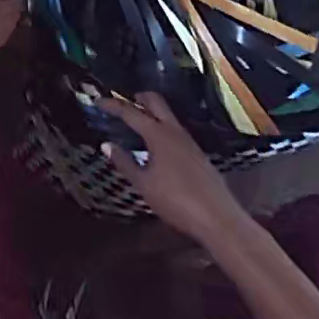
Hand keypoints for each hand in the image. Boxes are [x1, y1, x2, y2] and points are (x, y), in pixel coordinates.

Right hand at [98, 93, 247, 238]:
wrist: (220, 220)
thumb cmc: (177, 201)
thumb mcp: (144, 184)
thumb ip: (124, 162)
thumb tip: (106, 144)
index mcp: (158, 134)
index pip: (130, 112)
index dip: (112, 105)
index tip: (98, 102)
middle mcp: (174, 131)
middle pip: (155, 101)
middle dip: (137, 97)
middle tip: (122, 102)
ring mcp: (189, 142)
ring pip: (168, 115)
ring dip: (151, 112)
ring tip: (136, 122)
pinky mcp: (198, 154)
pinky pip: (175, 130)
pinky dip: (162, 127)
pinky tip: (157, 145)